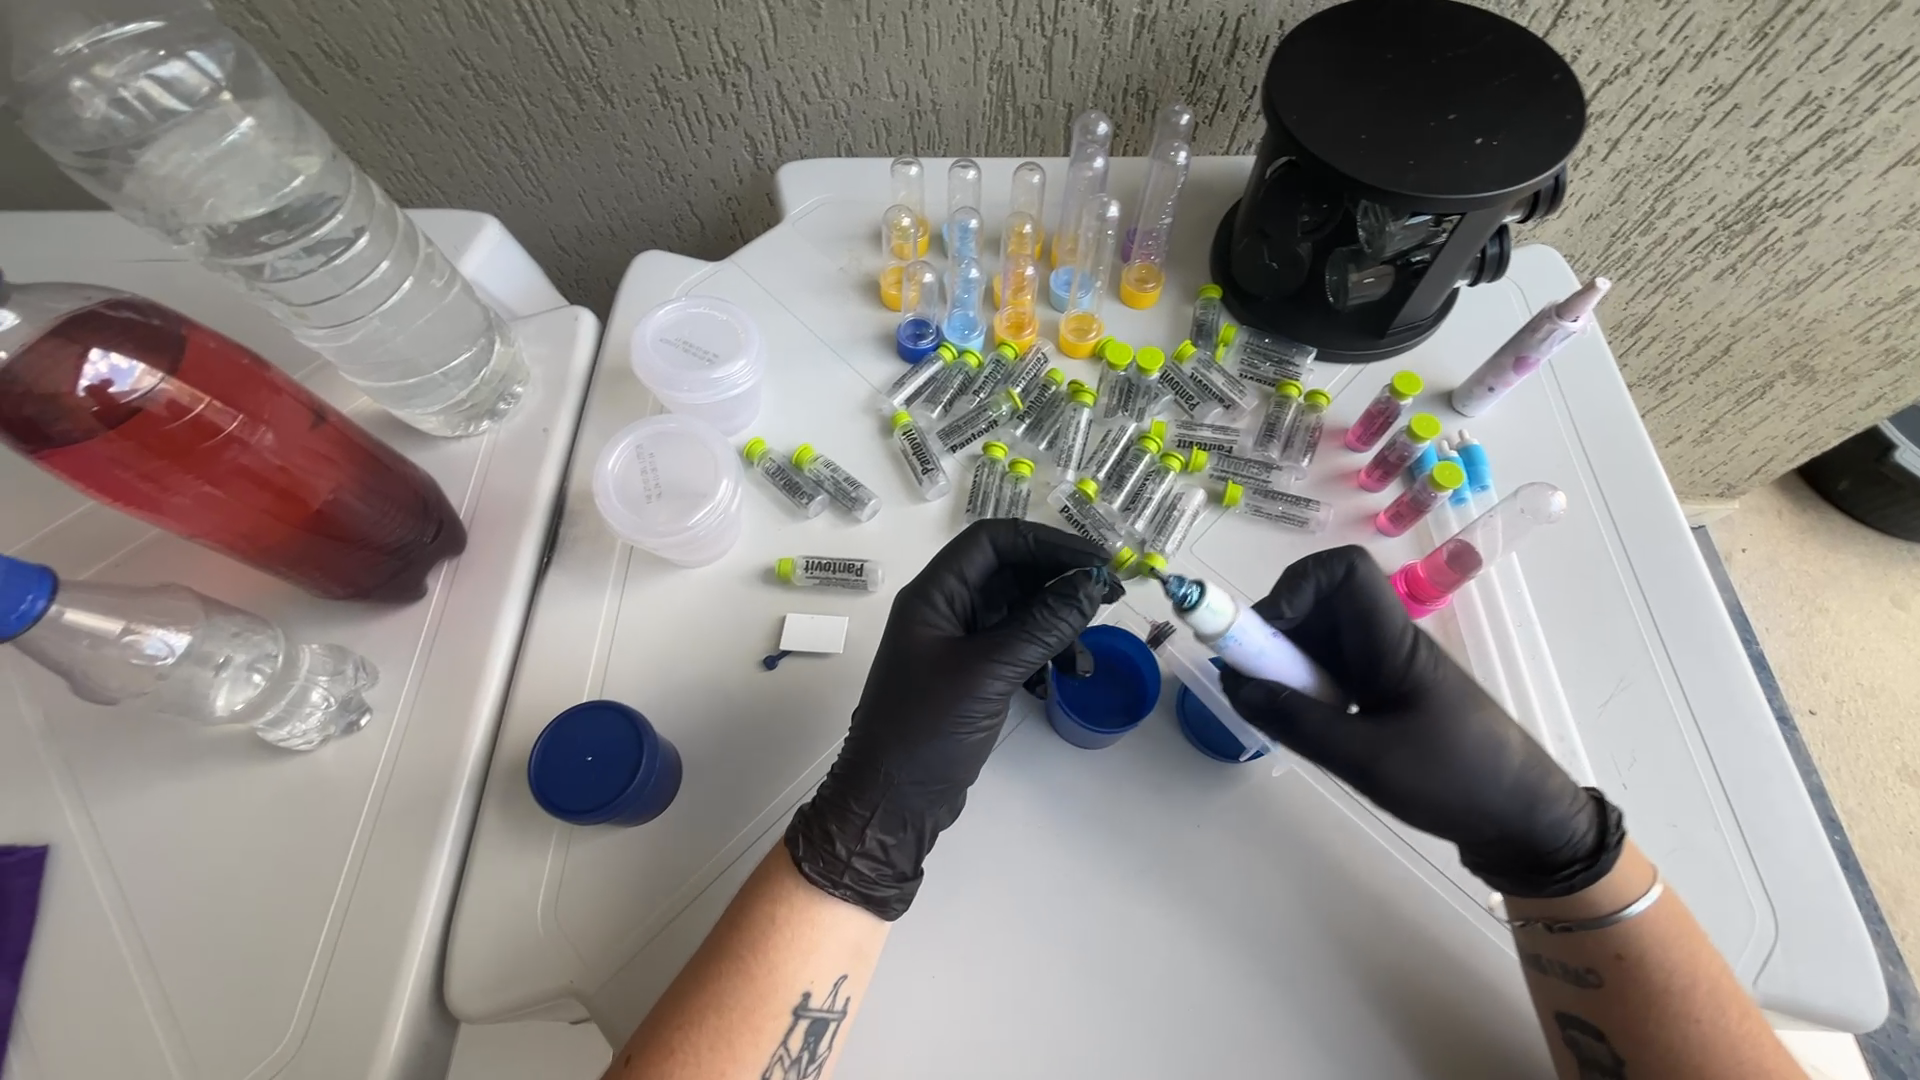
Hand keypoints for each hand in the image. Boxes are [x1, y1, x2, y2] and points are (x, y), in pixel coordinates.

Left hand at [785, 520, 1122, 919]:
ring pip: (1018, 610)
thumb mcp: (989, 672)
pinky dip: (1044, 653)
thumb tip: (1090, 584)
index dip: (1046, 542)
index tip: (1094, 560)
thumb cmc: (927, 730)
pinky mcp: (971, 671)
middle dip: (1059, 581)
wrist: (893, 800)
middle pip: (1010, 572)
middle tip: (1108, 597)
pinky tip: (1063, 676)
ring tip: (1086, 655)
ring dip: (1057, 623)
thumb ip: (1042, 625)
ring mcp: (958, 641)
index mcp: (935, 594)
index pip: (993, 541)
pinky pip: (1015, 644)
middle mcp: (945, 608)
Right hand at [1219, 545, 1622, 897]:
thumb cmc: (1458, 782)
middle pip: (1317, 602)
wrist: (1526, 822)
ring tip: (1272, 706)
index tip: (1266, 633)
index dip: (1295, 585)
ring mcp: (1379, 667)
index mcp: (1391, 640)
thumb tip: (1234, 686)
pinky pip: (1324, 670)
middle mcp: (1382, 641)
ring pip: (1315, 638)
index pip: (1343, 571)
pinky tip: (1296, 721)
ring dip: (1282, 662)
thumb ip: (1297, 721)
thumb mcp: (1368, 760)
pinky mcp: (1377, 693)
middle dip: (1274, 631)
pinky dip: (1298, 686)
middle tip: (1253, 677)